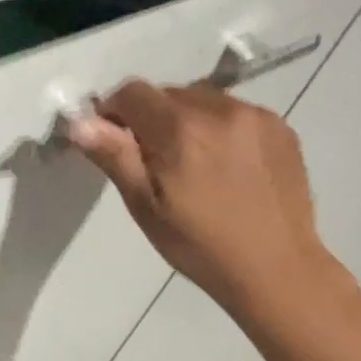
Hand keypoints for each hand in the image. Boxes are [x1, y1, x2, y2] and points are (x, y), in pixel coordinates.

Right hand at [63, 80, 342, 313]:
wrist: (274, 268)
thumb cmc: (198, 245)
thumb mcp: (144, 206)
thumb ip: (114, 155)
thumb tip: (79, 122)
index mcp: (181, 129)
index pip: (133, 92)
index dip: (113, 111)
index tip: (111, 141)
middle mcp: (220, 109)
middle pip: (168, 94)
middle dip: (151, 118)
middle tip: (152, 164)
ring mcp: (256, 115)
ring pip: (203, 101)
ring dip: (186, 121)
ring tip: (190, 166)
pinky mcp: (280, 127)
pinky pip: (235, 114)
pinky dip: (218, 129)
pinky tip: (223, 168)